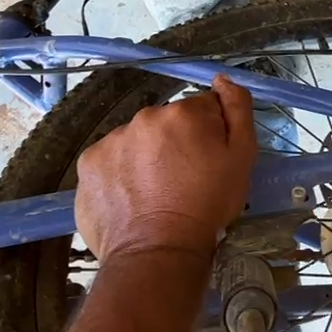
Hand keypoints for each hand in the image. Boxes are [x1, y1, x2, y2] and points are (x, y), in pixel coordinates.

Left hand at [74, 74, 258, 262]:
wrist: (157, 253)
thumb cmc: (208, 205)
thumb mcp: (242, 157)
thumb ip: (238, 108)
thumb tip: (222, 79)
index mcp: (183, 112)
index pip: (203, 109)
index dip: (210, 134)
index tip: (209, 161)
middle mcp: (144, 117)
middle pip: (168, 122)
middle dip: (177, 143)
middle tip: (185, 180)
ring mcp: (112, 140)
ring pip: (138, 140)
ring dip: (147, 157)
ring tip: (155, 193)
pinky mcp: (88, 164)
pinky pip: (112, 160)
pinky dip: (121, 173)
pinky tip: (131, 197)